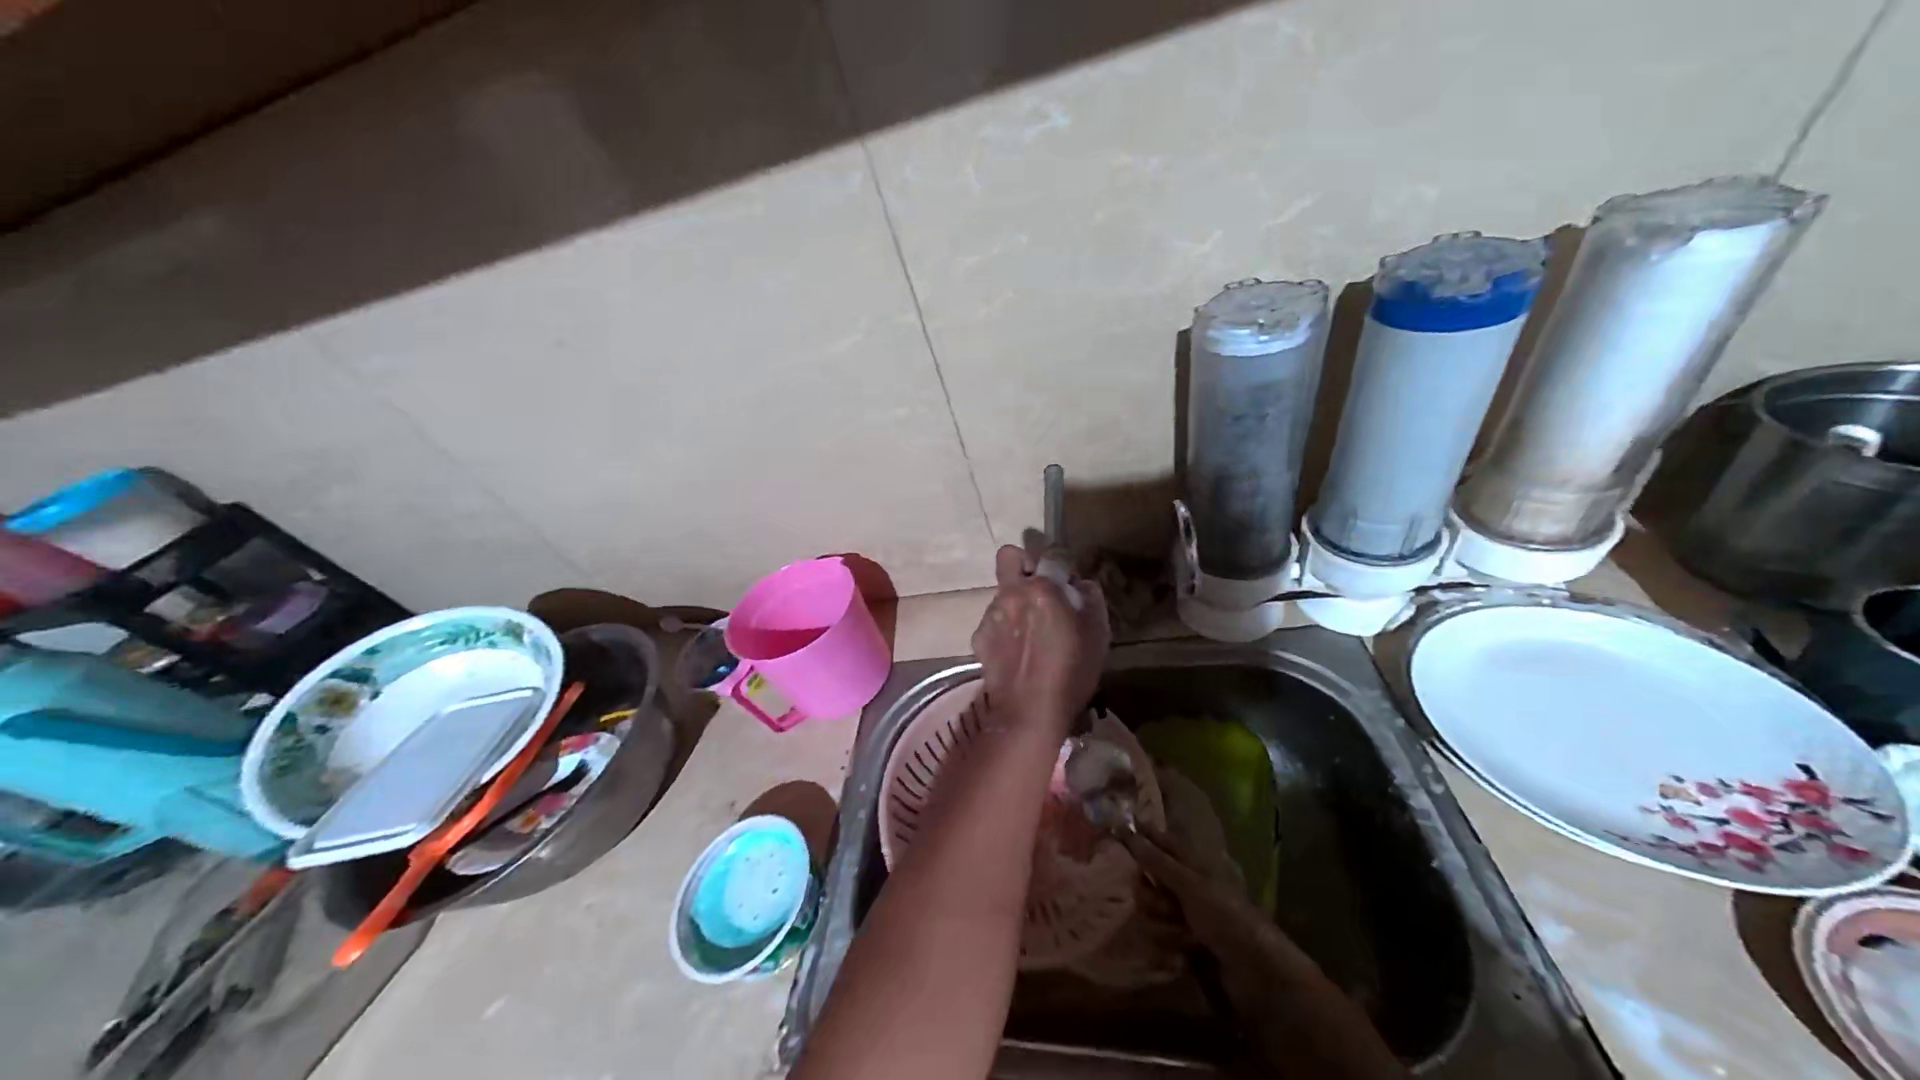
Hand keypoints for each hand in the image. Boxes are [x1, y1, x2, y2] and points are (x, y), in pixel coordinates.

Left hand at [970, 545, 1108, 737]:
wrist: (1029, 713)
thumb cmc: (1071, 673)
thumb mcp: (1098, 634)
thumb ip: (1090, 598)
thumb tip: (1080, 584)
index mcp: (1042, 588)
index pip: (1052, 557)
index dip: (1062, 569)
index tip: (1069, 587)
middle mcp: (1011, 593)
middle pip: (1010, 556)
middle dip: (1023, 564)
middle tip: (1039, 589)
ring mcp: (991, 614)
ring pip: (1001, 591)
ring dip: (1015, 601)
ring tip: (1030, 632)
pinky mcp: (979, 637)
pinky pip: (993, 619)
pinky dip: (1004, 627)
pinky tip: (1016, 651)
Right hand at [1119, 824, 1269, 957]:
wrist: (1255, 972)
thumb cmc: (1225, 916)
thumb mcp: (1190, 883)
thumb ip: (1157, 860)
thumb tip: (1128, 831)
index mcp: (1197, 864)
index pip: (1163, 841)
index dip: (1142, 837)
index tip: (1118, 833)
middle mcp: (1189, 885)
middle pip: (1151, 879)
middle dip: (1152, 894)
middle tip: (1165, 905)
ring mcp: (1187, 914)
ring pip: (1152, 908)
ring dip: (1163, 921)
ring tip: (1183, 933)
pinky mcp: (1185, 940)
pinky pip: (1159, 933)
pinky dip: (1170, 940)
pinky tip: (1185, 950)